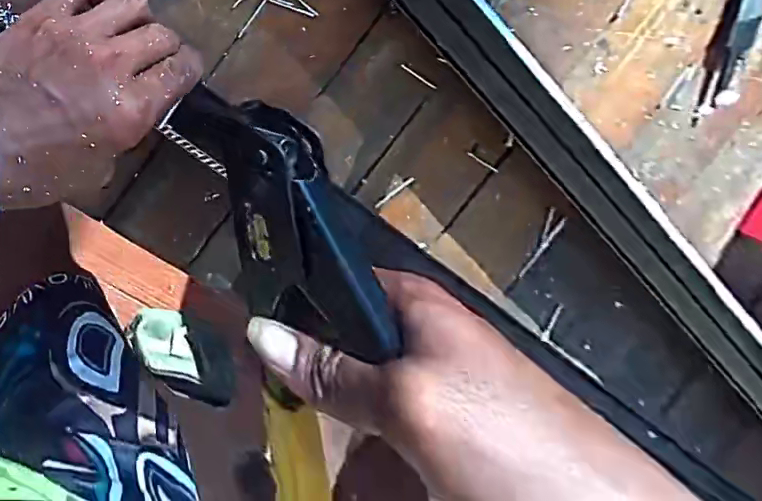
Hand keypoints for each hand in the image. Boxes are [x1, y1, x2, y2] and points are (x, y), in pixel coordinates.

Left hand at [0, 0, 202, 210]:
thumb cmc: (33, 170)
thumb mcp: (97, 168)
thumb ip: (126, 128)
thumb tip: (136, 101)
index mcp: (130, 109)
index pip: (183, 69)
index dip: (186, 68)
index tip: (178, 70)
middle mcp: (110, 65)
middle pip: (162, 34)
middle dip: (162, 47)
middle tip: (145, 57)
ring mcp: (75, 34)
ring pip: (132, 1)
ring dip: (133, 17)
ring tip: (118, 30)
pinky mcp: (43, 16)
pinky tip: (89, 5)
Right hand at [247, 270, 695, 500]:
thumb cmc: (517, 453)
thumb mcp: (412, 406)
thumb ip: (331, 370)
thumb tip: (254, 328)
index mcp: (412, 308)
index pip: (327, 282)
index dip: (285, 304)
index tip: (245, 340)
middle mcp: (421, 346)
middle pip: (336, 354)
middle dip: (307, 391)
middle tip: (280, 418)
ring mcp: (440, 405)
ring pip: (359, 411)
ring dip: (337, 444)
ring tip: (322, 473)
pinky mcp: (457, 455)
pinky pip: (392, 455)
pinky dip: (371, 474)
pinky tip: (361, 490)